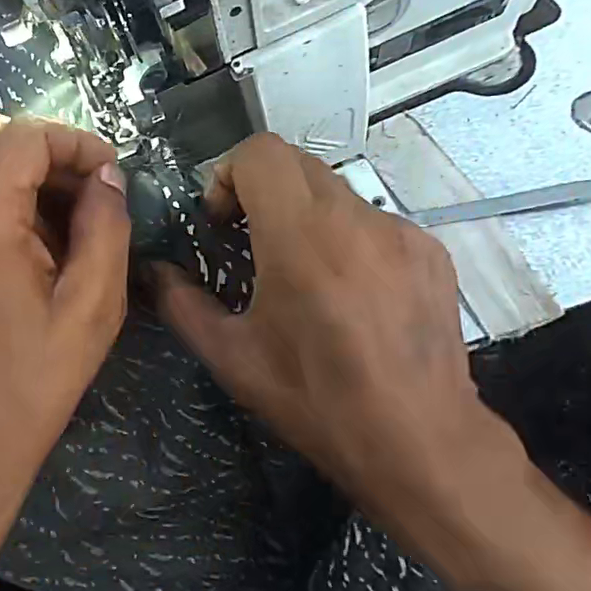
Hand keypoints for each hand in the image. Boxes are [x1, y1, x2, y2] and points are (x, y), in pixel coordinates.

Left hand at [0, 111, 128, 523]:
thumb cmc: (33, 382)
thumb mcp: (93, 307)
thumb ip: (106, 227)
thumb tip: (108, 177)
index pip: (26, 135)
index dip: (78, 143)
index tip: (113, 178)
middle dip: (45, 149)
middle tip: (87, 195)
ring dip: (19, 172)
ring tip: (62, 224)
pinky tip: (25, 247)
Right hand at [152, 135, 523, 535]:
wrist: (418, 438)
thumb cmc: (318, 401)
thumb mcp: (235, 360)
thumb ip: (184, 305)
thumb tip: (158, 272)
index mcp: (300, 236)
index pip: (261, 151)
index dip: (230, 174)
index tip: (226, 222)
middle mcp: (356, 218)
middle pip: (299, 165)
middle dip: (266, 193)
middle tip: (258, 246)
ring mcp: (402, 231)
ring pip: (341, 196)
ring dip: (312, 221)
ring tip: (313, 281)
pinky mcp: (432, 251)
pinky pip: (379, 226)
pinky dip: (355, 244)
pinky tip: (359, 299)